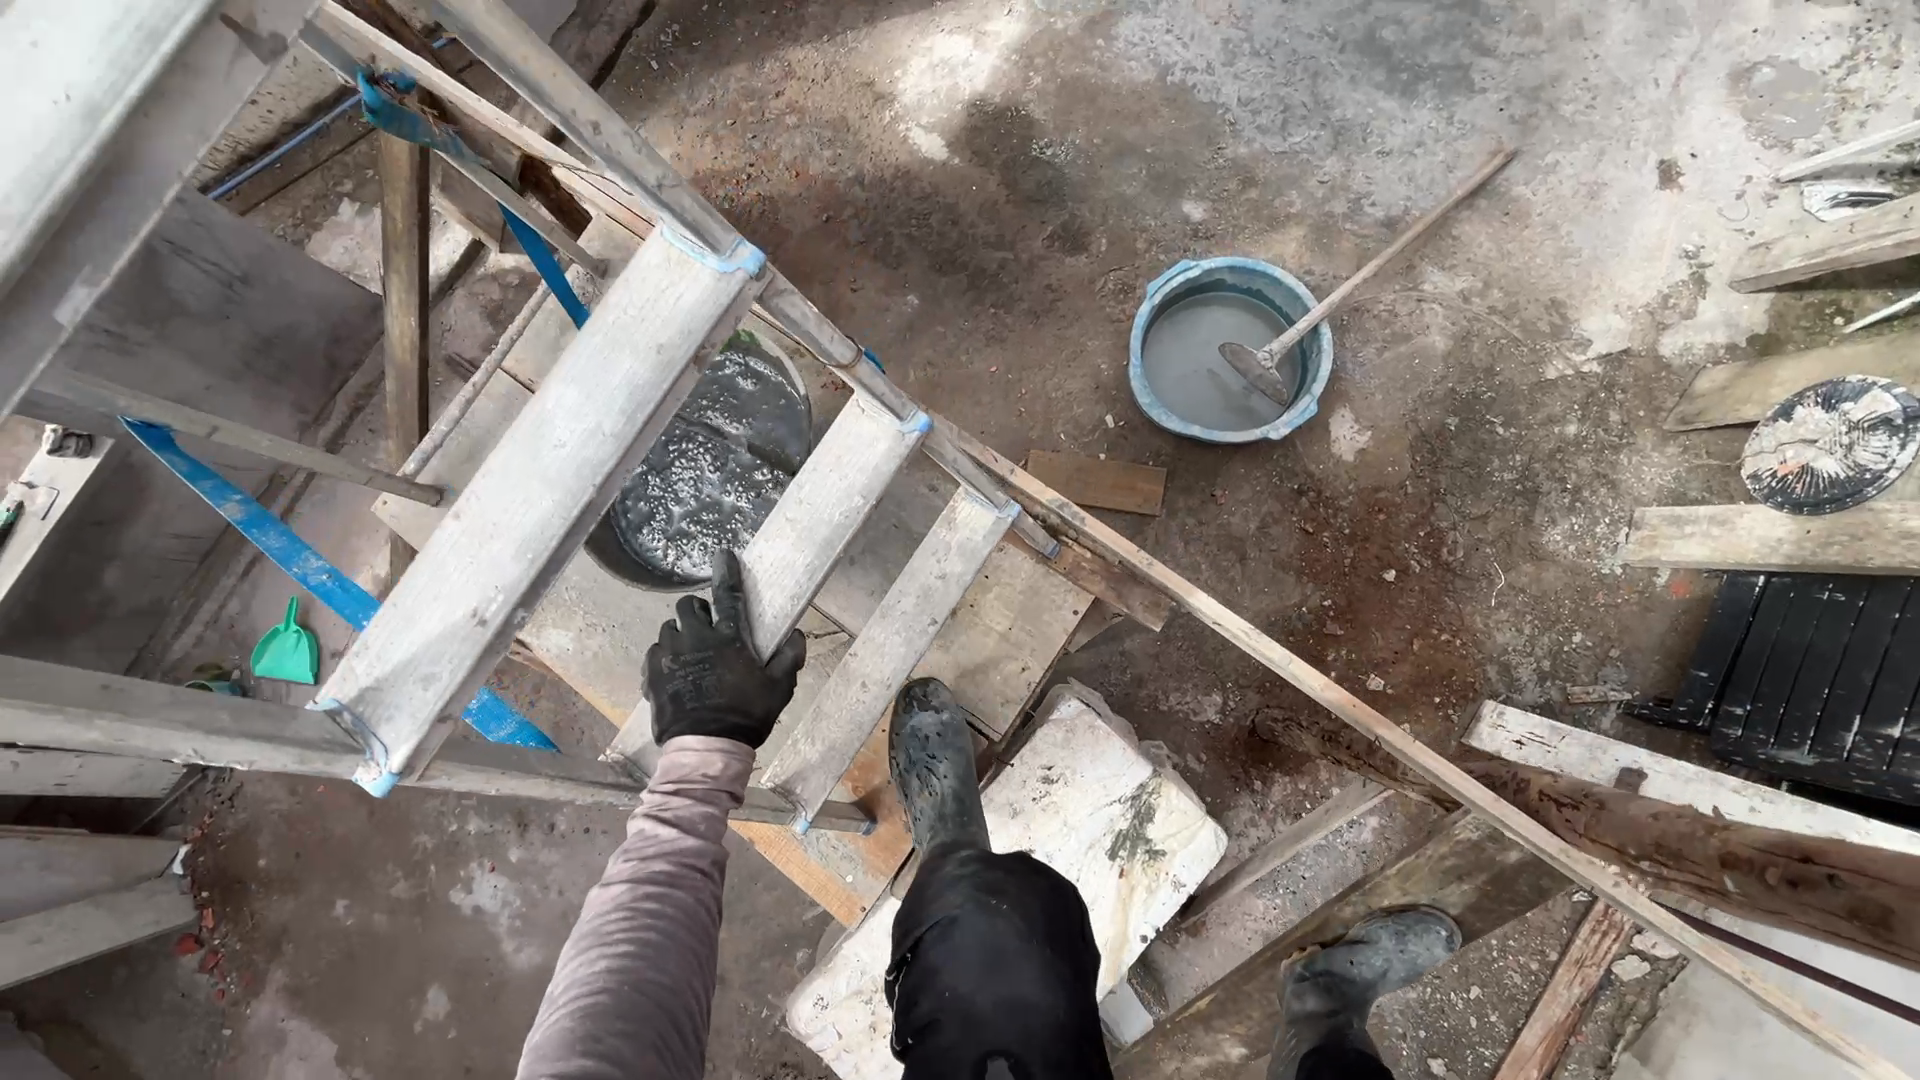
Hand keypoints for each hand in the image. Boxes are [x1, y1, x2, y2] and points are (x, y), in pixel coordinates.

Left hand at [645, 550, 805, 748]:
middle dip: (697, 609)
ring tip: (691, 650)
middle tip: (708, 624)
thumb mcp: (780, 688)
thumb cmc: (747, 715)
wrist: (706, 748)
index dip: (726, 571)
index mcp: (728, 638)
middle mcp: (695, 639)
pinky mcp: (652, 675)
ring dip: (680, 632)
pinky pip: (653, 653)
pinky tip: (675, 670)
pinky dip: (664, 655)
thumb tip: (797, 634)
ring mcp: (669, 656)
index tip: (723, 553)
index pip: (728, 594)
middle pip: (687, 605)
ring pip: (668, 628)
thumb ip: (790, 658)